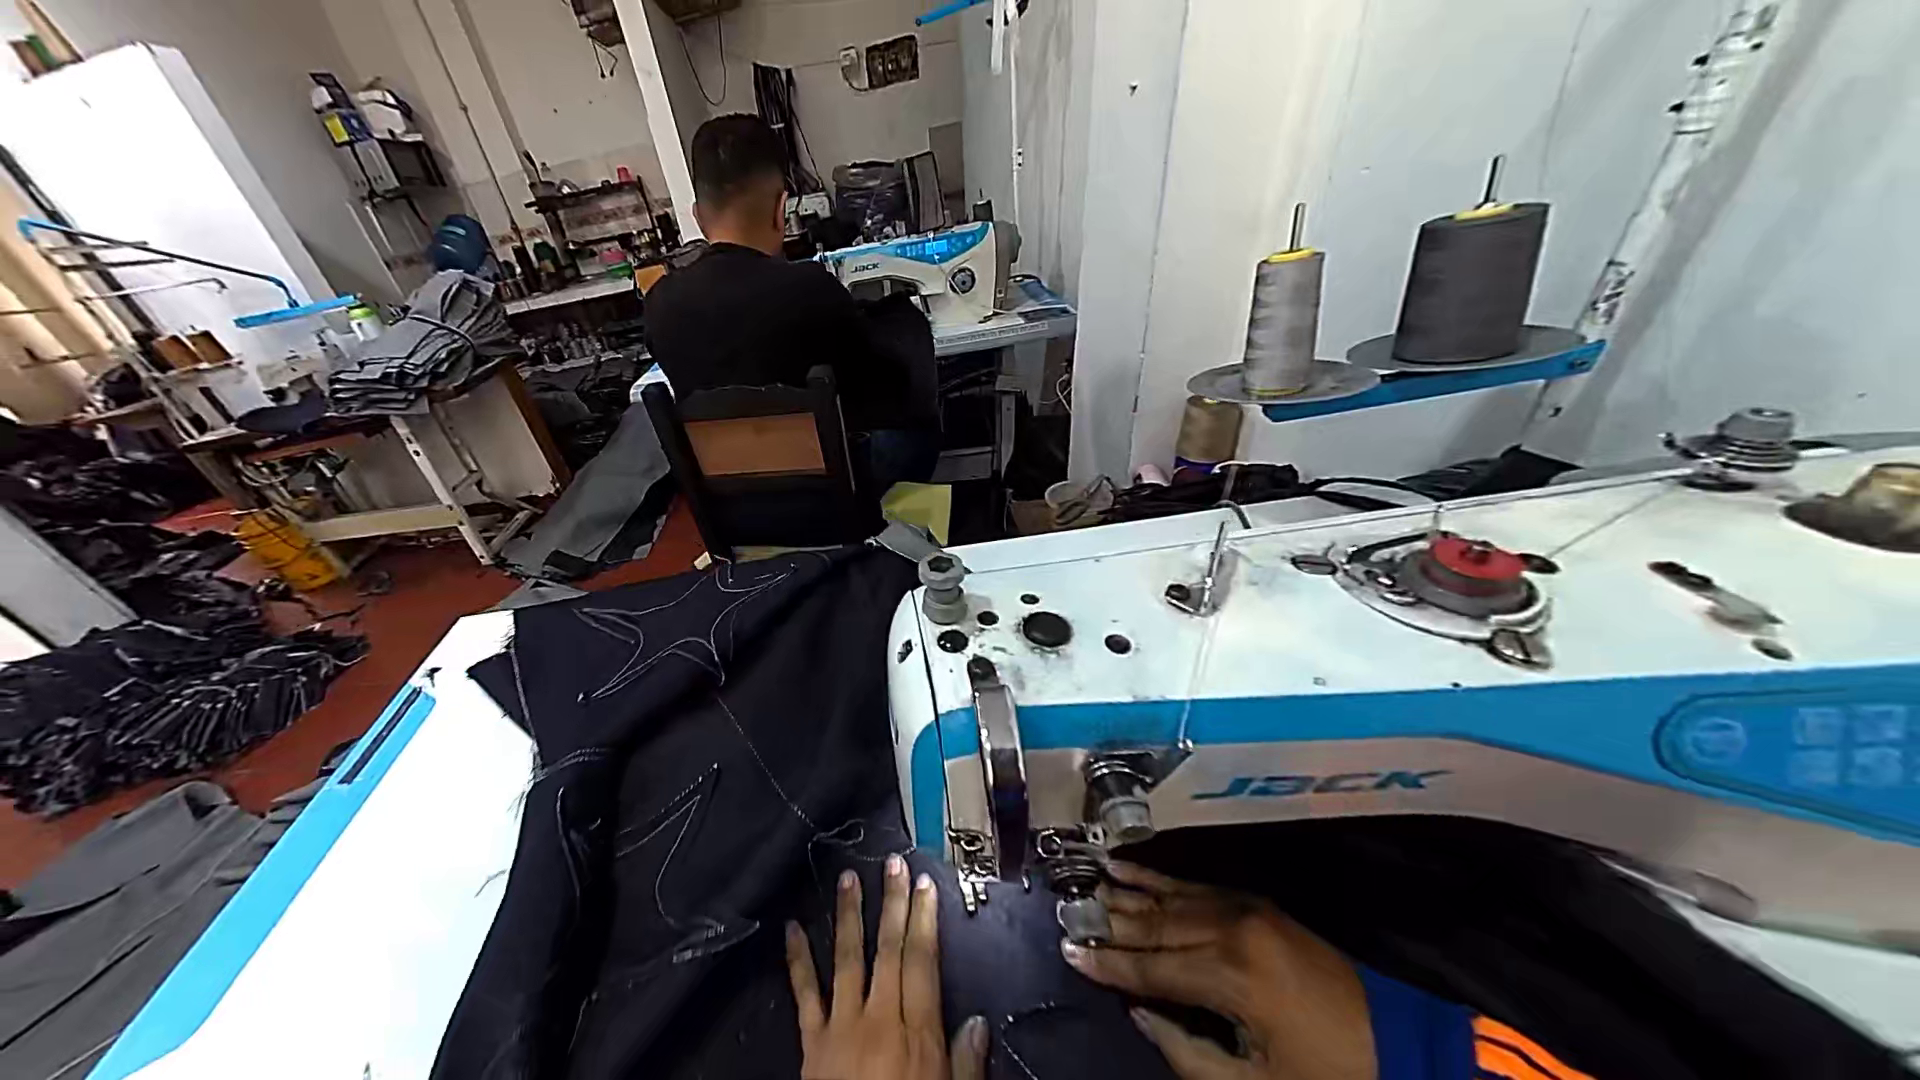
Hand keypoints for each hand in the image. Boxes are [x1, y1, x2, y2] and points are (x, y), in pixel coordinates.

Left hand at [786, 854, 988, 1079]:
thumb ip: (966, 1066)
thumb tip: (977, 1021)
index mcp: (916, 1035)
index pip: (923, 962)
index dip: (925, 919)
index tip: (925, 885)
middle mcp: (879, 1020)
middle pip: (890, 951)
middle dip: (893, 904)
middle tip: (893, 864)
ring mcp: (842, 1029)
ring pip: (848, 959)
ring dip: (849, 916)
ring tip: (848, 878)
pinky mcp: (812, 1045)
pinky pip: (804, 996)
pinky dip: (797, 961)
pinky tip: (792, 929)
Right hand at [1060, 862, 1373, 1079]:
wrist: (1396, 1038)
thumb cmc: (1326, 1073)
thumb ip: (1188, 1051)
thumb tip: (1138, 1011)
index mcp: (1230, 975)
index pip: (1152, 969)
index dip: (1108, 965)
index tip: (1069, 952)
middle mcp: (1229, 928)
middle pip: (1155, 926)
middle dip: (1110, 924)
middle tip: (1069, 913)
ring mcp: (1241, 908)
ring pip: (1169, 899)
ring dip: (1128, 894)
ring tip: (1091, 883)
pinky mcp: (1252, 902)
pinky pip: (1193, 887)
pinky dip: (1158, 880)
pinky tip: (1132, 870)